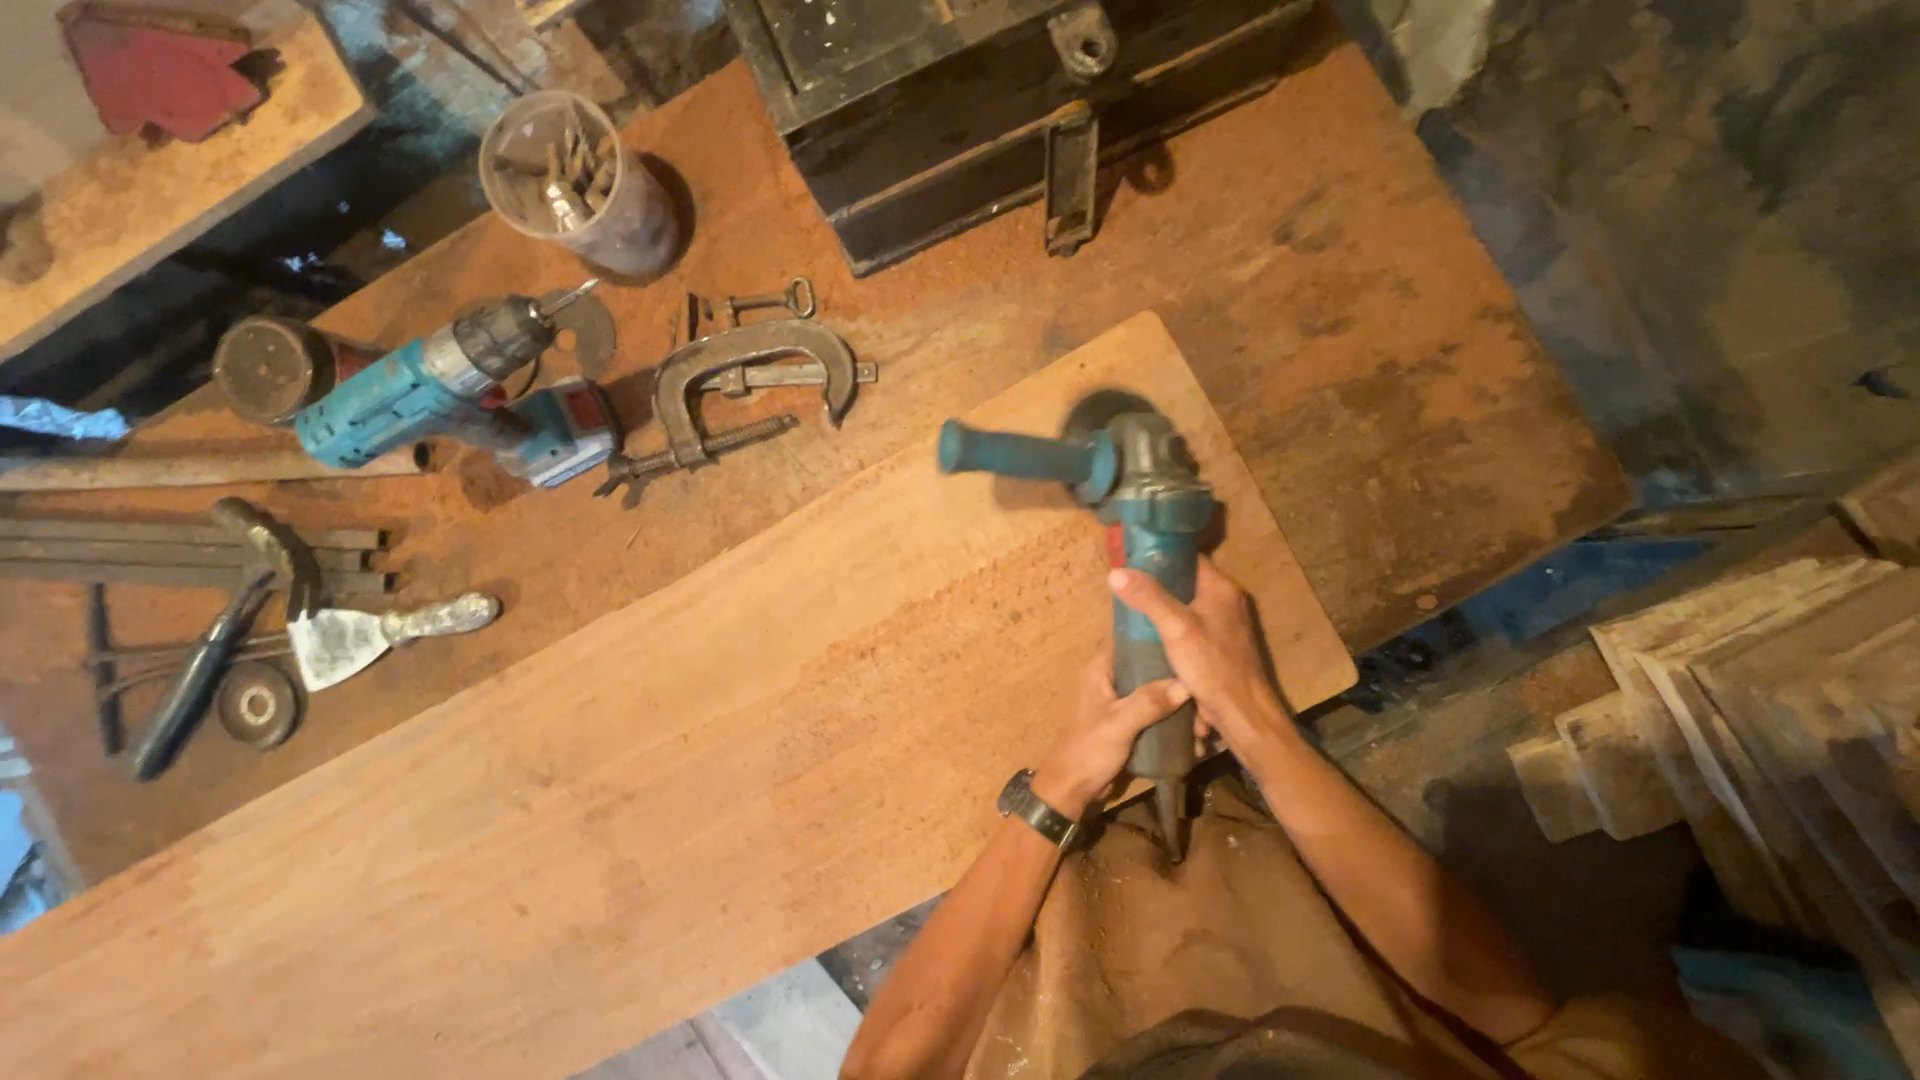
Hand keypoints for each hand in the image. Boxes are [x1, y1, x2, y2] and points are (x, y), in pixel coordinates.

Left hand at [1030, 645, 1188, 818]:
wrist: (1072, 790)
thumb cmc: (1087, 751)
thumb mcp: (1118, 725)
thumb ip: (1148, 703)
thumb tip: (1185, 684)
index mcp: (1100, 670)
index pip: (1127, 637)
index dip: (1153, 632)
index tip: (1185, 634)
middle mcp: (1111, 680)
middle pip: (1149, 665)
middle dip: (1176, 677)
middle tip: (1204, 690)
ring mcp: (1121, 702)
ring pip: (1156, 691)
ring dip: (1179, 704)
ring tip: (1204, 722)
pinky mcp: (1130, 723)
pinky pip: (1156, 713)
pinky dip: (1174, 720)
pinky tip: (1196, 735)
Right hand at [1107, 557, 1292, 753]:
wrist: (1241, 712)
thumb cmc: (1211, 666)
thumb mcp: (1176, 628)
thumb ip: (1149, 598)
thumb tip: (1116, 573)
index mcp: (1221, 589)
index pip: (1189, 558)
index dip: (1160, 556)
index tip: (1131, 559)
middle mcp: (1226, 601)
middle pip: (1186, 582)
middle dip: (1156, 584)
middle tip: (1125, 586)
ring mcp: (1224, 625)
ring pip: (1186, 606)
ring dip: (1162, 608)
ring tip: (1130, 607)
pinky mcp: (1218, 646)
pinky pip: (1189, 626)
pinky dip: (1170, 627)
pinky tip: (1147, 634)